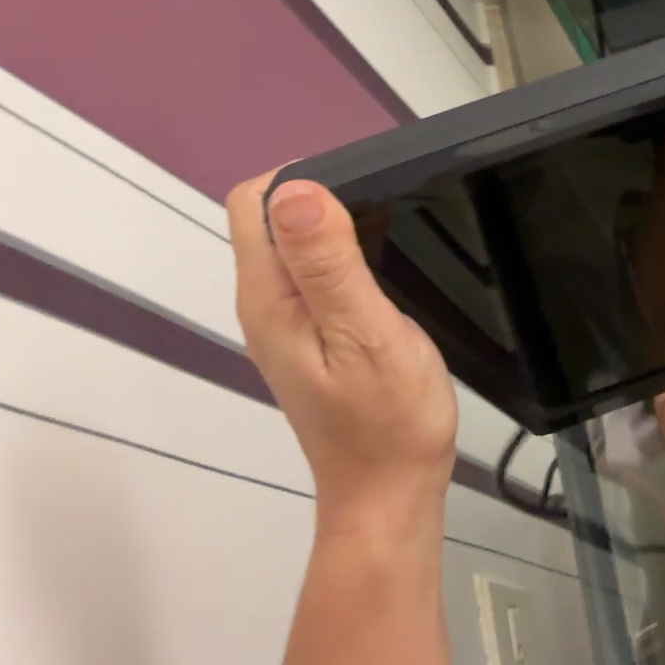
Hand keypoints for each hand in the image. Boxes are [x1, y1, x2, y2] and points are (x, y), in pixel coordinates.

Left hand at [227, 171, 458, 539]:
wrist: (392, 488)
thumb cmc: (388, 417)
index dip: (307, 176)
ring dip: (346, 218)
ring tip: (408, 221)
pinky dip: (356, 248)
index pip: (256, 203)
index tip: (375, 179)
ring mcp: (293, 321)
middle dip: (330, 191)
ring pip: (302, 242)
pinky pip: (324, 269)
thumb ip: (331, 266)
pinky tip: (397, 259)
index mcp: (272, 299)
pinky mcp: (320, 333)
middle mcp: (270, 303)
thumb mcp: (367, 335)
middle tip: (403, 199)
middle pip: (276, 218)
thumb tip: (299, 192)